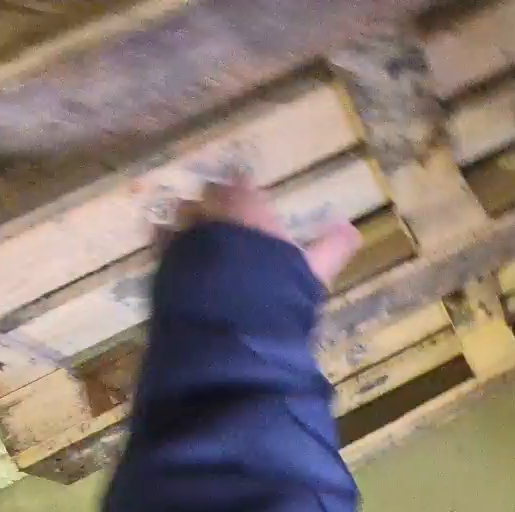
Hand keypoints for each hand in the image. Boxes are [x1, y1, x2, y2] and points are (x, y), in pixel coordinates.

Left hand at [158, 174, 362, 286]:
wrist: (233, 323)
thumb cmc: (280, 289)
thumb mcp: (315, 272)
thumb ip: (332, 249)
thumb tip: (354, 230)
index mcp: (245, 207)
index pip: (241, 186)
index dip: (246, 191)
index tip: (250, 195)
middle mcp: (208, 213)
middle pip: (205, 197)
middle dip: (213, 205)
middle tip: (224, 219)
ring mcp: (180, 237)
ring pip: (178, 218)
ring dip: (186, 224)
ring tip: (197, 239)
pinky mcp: (161, 264)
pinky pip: (161, 247)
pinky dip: (169, 250)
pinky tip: (179, 263)